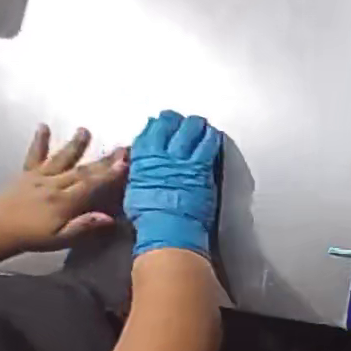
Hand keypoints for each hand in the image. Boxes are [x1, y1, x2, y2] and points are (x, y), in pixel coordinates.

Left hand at [0, 124, 127, 250]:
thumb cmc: (33, 237)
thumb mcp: (61, 239)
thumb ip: (83, 226)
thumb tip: (109, 218)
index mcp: (64, 202)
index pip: (91, 185)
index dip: (109, 174)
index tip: (124, 162)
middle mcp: (53, 185)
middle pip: (83, 170)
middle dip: (104, 159)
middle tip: (121, 147)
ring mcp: (39, 177)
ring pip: (61, 158)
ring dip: (75, 144)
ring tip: (84, 130)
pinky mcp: (27, 174)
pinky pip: (34, 155)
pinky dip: (39, 141)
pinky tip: (43, 127)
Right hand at [125, 110, 223, 259]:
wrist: (170, 229)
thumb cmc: (150, 216)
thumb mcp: (136, 189)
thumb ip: (141, 171)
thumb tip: (143, 163)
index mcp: (144, 159)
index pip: (151, 132)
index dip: (159, 124)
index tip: (163, 120)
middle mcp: (164, 155)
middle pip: (173, 127)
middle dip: (179, 121)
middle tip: (184, 121)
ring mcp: (185, 161)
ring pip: (192, 132)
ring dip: (198, 126)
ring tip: (201, 125)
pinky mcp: (203, 169)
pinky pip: (209, 146)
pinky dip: (212, 138)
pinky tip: (214, 136)